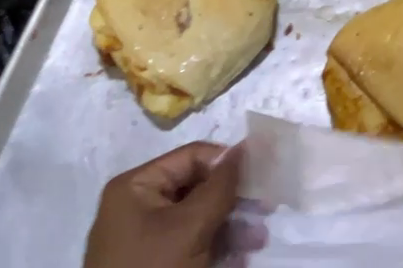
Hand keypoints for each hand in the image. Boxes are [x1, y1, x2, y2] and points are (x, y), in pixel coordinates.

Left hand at [84, 142, 262, 267]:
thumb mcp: (191, 227)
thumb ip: (222, 185)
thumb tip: (246, 146)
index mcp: (136, 186)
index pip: (192, 156)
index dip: (228, 163)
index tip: (261, 178)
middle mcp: (139, 206)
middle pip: (197, 187)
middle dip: (233, 202)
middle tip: (265, 212)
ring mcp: (146, 239)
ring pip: (198, 219)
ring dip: (231, 227)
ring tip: (257, 241)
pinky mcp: (155, 264)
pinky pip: (191, 245)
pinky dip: (216, 248)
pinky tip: (239, 259)